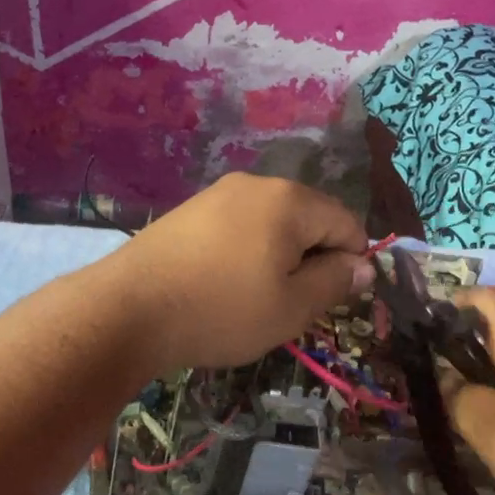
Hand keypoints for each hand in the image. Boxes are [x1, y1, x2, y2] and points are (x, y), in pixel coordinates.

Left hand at [97, 174, 374, 370]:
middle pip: (307, 218)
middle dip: (311, 259)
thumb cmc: (222, 310)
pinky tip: (222, 287)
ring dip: (276, 258)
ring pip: (270, 224)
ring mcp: (217, 194)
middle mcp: (255, 184)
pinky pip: (237, 228)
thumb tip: (365, 264)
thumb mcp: (292, 307)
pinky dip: (244, 254)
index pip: (346, 222)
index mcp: (289, 199)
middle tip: (290, 305)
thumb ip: (336, 282)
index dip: (350, 263)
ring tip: (253, 301)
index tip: (329, 301)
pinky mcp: (189, 211)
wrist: (129, 309)